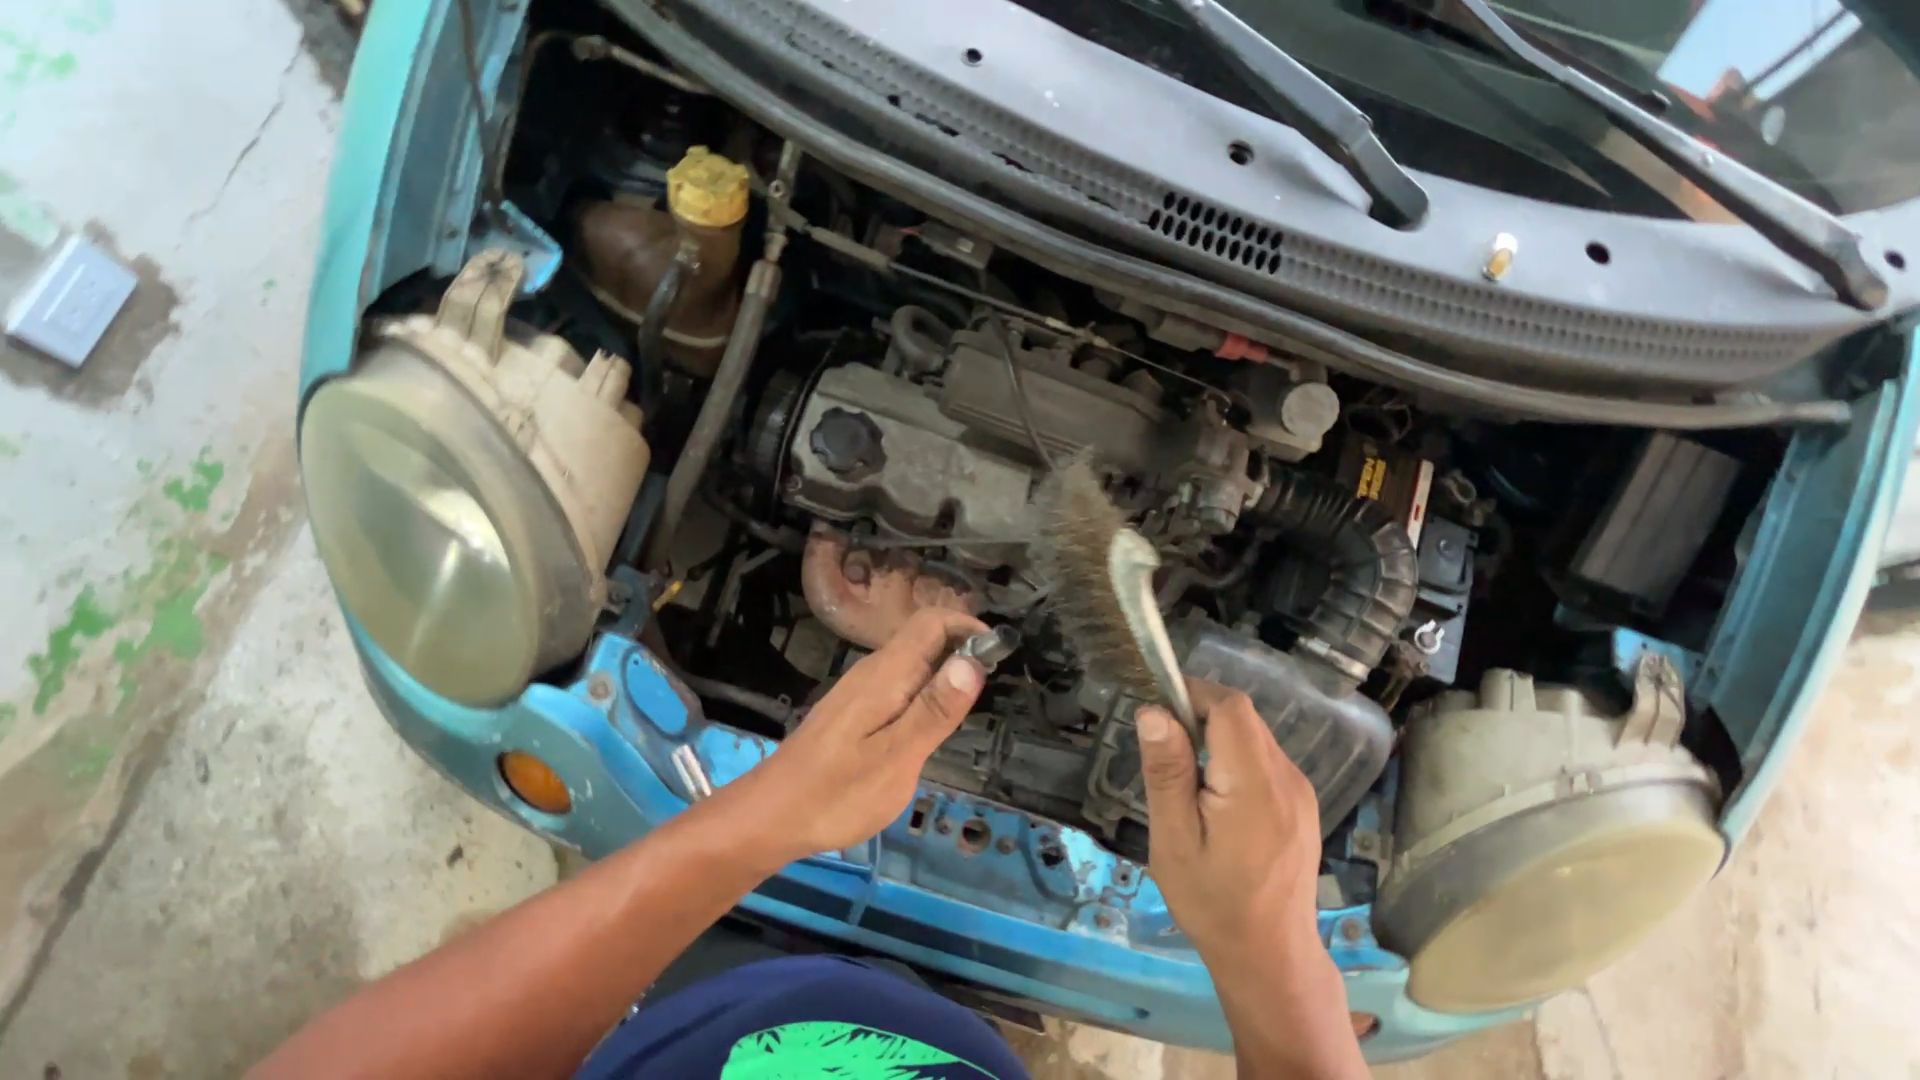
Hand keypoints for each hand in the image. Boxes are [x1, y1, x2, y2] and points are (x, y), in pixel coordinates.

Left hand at [724, 607, 987, 863]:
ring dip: (946, 675)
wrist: (772, 817)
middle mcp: (873, 672)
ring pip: (914, 664)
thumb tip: (974, 661)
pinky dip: (926, 694)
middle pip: (925, 639)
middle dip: (963, 651)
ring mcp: (861, 692)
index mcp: (886, 674)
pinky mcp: (855, 712)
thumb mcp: (895, 757)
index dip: (969, 627)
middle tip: (991, 691)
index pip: (932, 622)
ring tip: (968, 712)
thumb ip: (935, 710)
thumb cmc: (836, 793)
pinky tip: (931, 728)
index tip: (1000, 656)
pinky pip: (900, 686)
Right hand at [1136, 681, 1321, 963]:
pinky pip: (1265, 761)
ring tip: (1184, 781)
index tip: (1157, 713)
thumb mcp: (1174, 840)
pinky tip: (1213, 799)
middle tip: (1162, 752)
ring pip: (1254, 737)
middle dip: (1199, 717)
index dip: (1193, 695)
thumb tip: (1153, 712)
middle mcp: (1287, 778)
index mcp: (1255, 784)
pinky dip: (1234, 760)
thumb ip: (1167, 772)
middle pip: (1243, 718)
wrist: (1270, 957)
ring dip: (1216, 739)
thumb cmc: (1212, 902)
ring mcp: (1300, 791)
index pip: (1231, 706)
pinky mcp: (1302, 805)